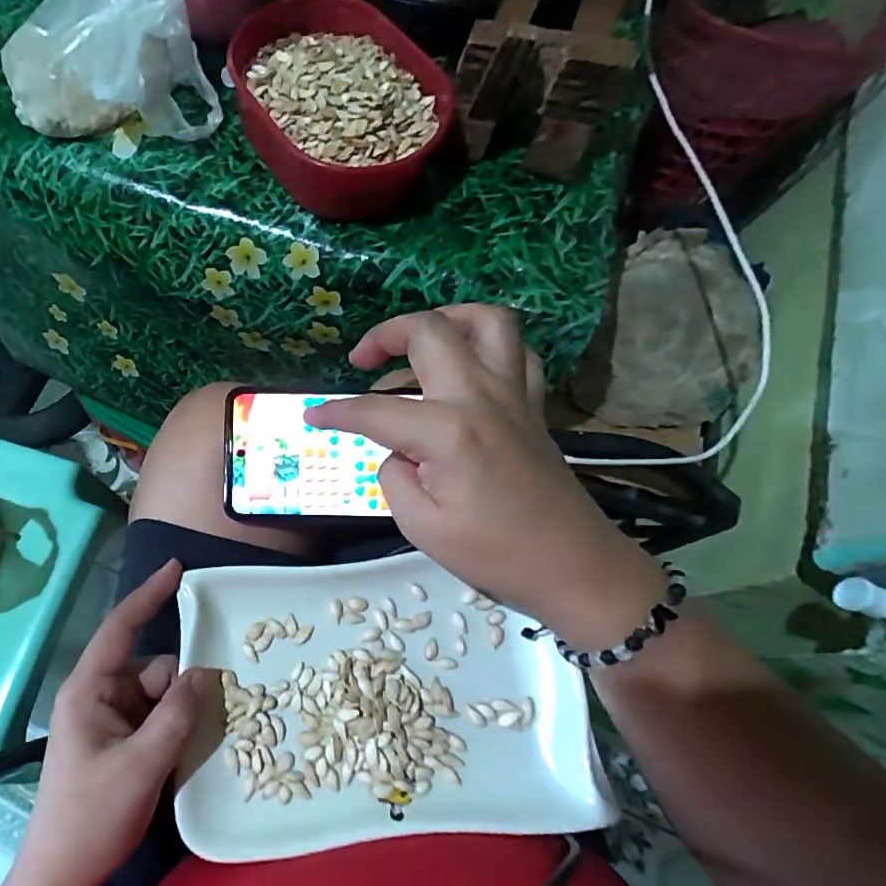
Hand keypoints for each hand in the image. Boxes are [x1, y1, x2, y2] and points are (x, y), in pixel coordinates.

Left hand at [16, 560, 211, 885]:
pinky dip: (174, 727)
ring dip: (181, 709)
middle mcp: (97, 696)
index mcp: (89, 689)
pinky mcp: (117, 743)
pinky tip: (191, 748)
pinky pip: (153, 719)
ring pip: (157, 696)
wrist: (61, 874)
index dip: (149, 596)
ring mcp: (107, 721)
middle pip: (150, 669)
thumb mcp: (142, 765)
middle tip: (220, 701)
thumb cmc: (92, 816)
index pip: (121, 628)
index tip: (177, 569)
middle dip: (182, 682)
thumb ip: (177, 715)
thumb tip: (205, 672)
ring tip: (205, 736)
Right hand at [306, 305, 663, 646]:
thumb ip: (393, 474)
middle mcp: (480, 397)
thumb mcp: (419, 524)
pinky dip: (485, 346)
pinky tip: (464, 367)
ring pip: (486, 321)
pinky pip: (515, 351)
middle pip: (430, 332)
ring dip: (444, 319)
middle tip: (360, 360)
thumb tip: (398, 450)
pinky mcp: (532, 405)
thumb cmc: (493, 552)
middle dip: (384, 335)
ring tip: (416, 341)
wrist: (573, 566)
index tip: (312, 415)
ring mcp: (513, 395)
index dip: (336, 412)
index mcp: (447, 430)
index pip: (374, 410)